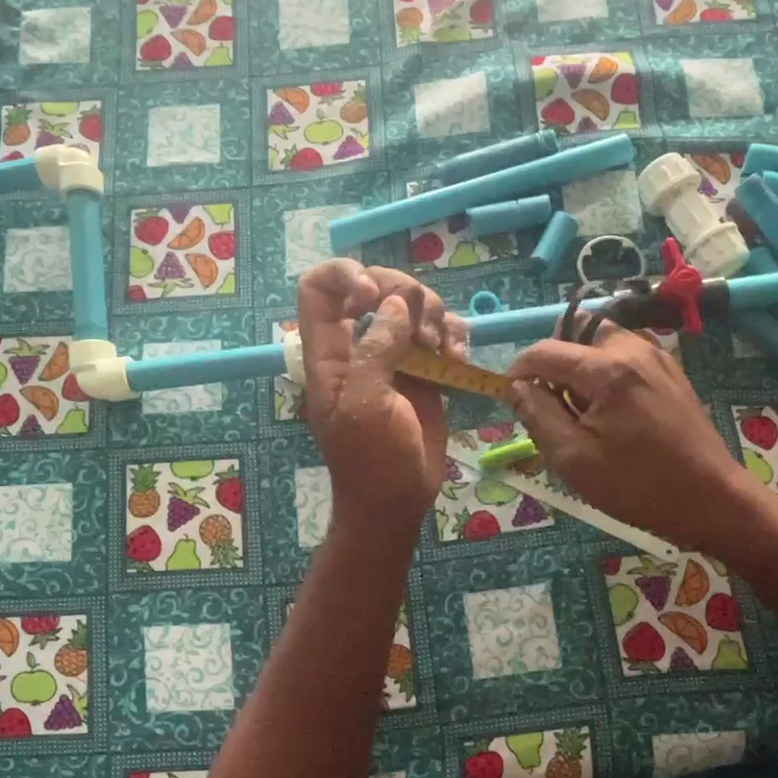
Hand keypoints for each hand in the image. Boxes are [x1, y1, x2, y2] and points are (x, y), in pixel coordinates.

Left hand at [296, 261, 465, 530]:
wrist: (397, 500)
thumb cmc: (372, 460)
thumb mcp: (366, 405)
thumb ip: (376, 350)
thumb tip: (396, 305)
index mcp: (329, 352)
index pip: (318, 288)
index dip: (345, 276)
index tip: (375, 297)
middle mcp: (359, 345)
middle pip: (376, 285)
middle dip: (404, 294)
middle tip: (423, 332)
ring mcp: (394, 355)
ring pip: (412, 304)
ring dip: (433, 316)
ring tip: (442, 352)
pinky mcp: (425, 369)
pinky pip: (441, 332)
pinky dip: (453, 335)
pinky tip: (458, 359)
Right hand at [506, 322, 777, 552]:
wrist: (710, 499)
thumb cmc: (637, 484)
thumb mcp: (573, 458)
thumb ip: (538, 415)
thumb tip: (517, 387)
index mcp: (606, 368)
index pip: (544, 351)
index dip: (518, 371)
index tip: (510, 398)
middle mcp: (633, 349)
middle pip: (576, 333)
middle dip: (554, 361)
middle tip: (550, 403)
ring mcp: (657, 358)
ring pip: (602, 342)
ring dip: (581, 366)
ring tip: (579, 410)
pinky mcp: (671, 373)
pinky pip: (625, 357)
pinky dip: (606, 373)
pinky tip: (609, 412)